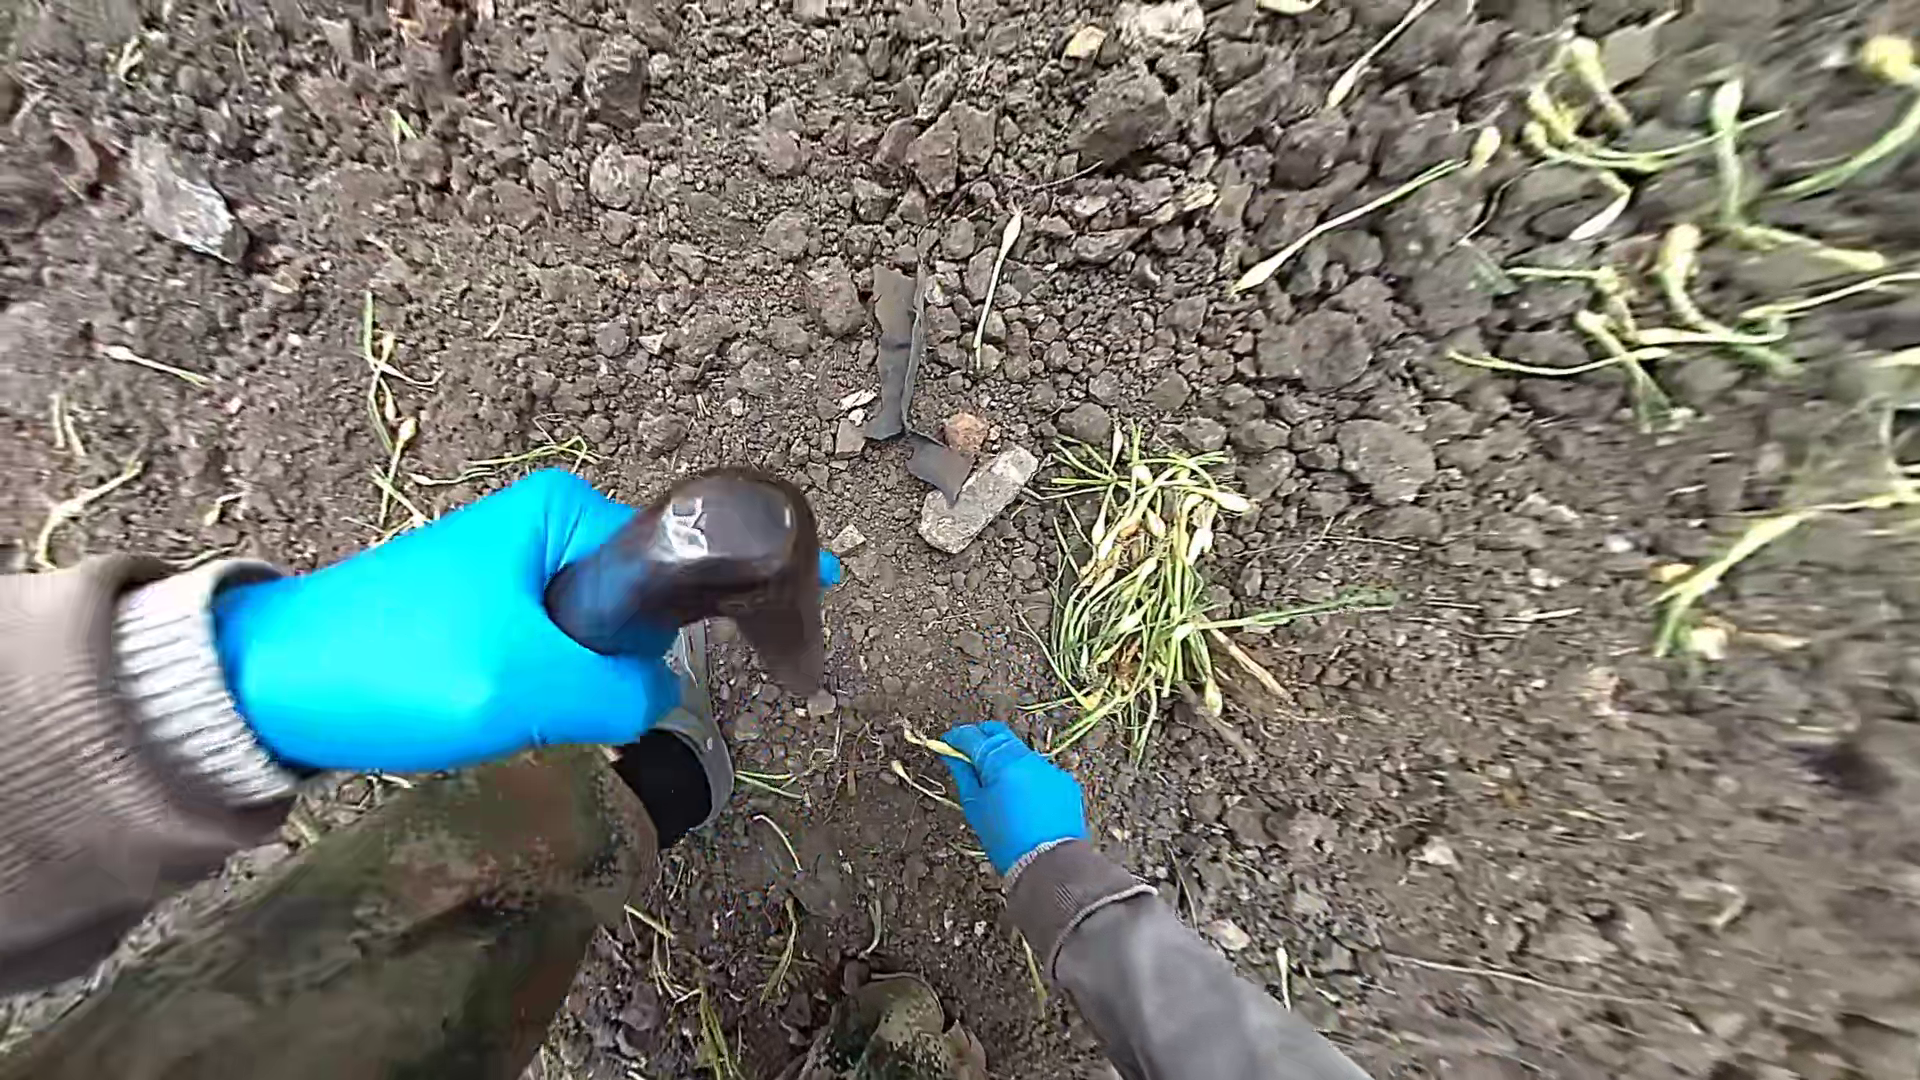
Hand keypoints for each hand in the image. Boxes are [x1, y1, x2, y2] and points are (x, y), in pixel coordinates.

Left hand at [212, 469, 841, 772]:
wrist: (256, 690)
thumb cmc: (395, 665)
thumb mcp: (523, 686)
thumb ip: (621, 692)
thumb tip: (662, 693)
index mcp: (572, 514)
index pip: (686, 542)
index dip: (754, 568)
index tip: (821, 575)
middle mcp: (564, 523)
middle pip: (664, 580)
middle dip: (688, 625)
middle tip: (714, 666)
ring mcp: (540, 559)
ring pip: (626, 613)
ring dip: (637, 653)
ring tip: (619, 695)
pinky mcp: (518, 598)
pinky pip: (591, 627)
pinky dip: (609, 658)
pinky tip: (601, 690)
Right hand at [942, 722, 1087, 874]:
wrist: (1050, 865)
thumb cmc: (1005, 840)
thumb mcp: (975, 807)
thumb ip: (964, 774)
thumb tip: (951, 754)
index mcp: (1000, 761)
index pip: (973, 736)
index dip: (958, 738)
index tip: (948, 742)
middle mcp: (1025, 757)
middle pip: (999, 735)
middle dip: (982, 739)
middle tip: (969, 754)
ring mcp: (1047, 767)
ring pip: (1019, 751)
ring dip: (1005, 758)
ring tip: (996, 781)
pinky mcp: (1063, 780)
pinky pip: (1038, 769)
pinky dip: (1026, 775)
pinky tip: (1021, 797)